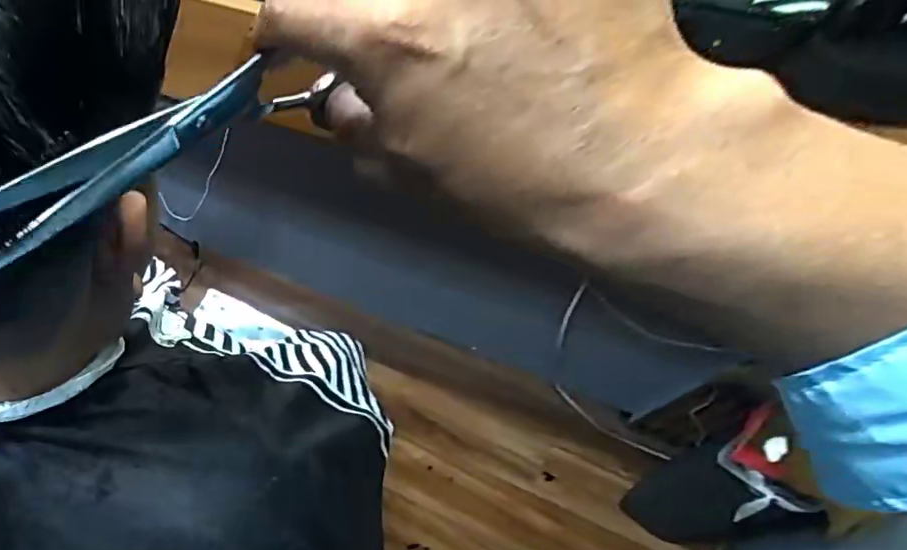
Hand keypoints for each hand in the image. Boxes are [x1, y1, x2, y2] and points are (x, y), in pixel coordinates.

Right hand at [254, 0, 789, 257]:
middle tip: (350, 42)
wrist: (630, 149)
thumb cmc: (497, 176)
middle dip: (339, 11)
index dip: (276, 30)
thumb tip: (340, 92)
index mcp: (387, 36)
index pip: (290, 5)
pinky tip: (485, 31)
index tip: (282, 49)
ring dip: (399, 10)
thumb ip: (351, 119)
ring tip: (426, 42)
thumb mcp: (395, 164)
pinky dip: (462, 12)